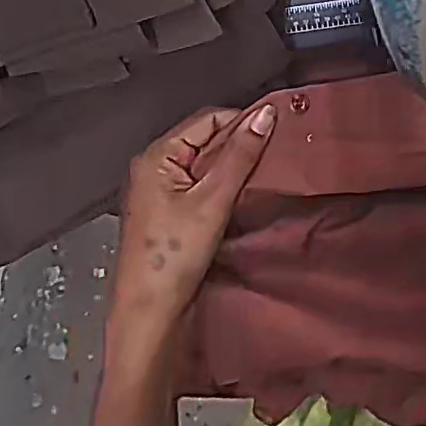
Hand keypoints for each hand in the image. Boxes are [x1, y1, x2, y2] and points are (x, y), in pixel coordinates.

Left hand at [107, 104, 276, 357]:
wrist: (149, 311)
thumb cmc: (174, 255)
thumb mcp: (213, 200)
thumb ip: (240, 155)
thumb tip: (266, 114)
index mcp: (157, 154)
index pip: (208, 119)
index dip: (243, 121)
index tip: (276, 132)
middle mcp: (154, 164)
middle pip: (206, 137)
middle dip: (240, 142)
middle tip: (275, 151)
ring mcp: (160, 187)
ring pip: (205, 160)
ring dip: (234, 163)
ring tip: (265, 170)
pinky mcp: (168, 207)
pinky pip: (201, 181)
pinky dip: (223, 182)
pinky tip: (243, 191)